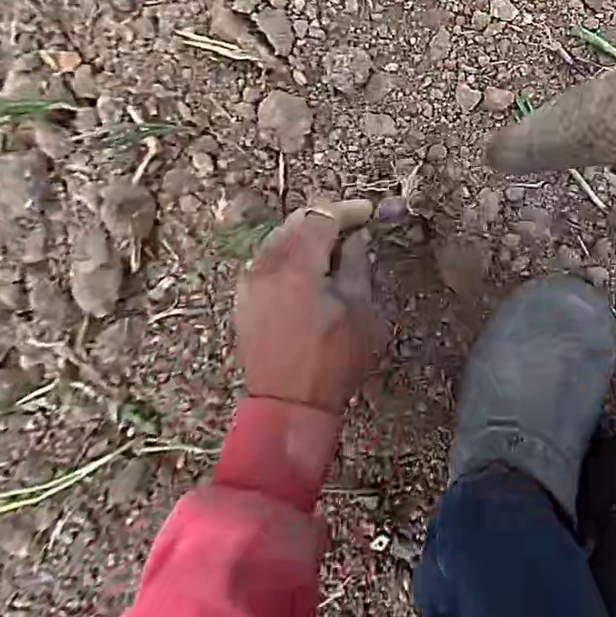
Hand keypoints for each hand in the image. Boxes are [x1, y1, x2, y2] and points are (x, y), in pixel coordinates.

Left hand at [235, 208, 388, 414]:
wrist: (288, 406)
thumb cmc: (333, 359)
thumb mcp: (361, 308)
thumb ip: (357, 264)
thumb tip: (356, 239)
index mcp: (296, 267)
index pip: (321, 217)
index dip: (348, 210)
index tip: (369, 213)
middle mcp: (265, 268)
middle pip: (296, 222)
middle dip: (328, 218)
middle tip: (356, 226)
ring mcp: (250, 284)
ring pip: (280, 238)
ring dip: (309, 234)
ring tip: (337, 246)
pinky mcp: (246, 299)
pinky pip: (270, 259)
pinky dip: (293, 252)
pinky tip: (313, 267)